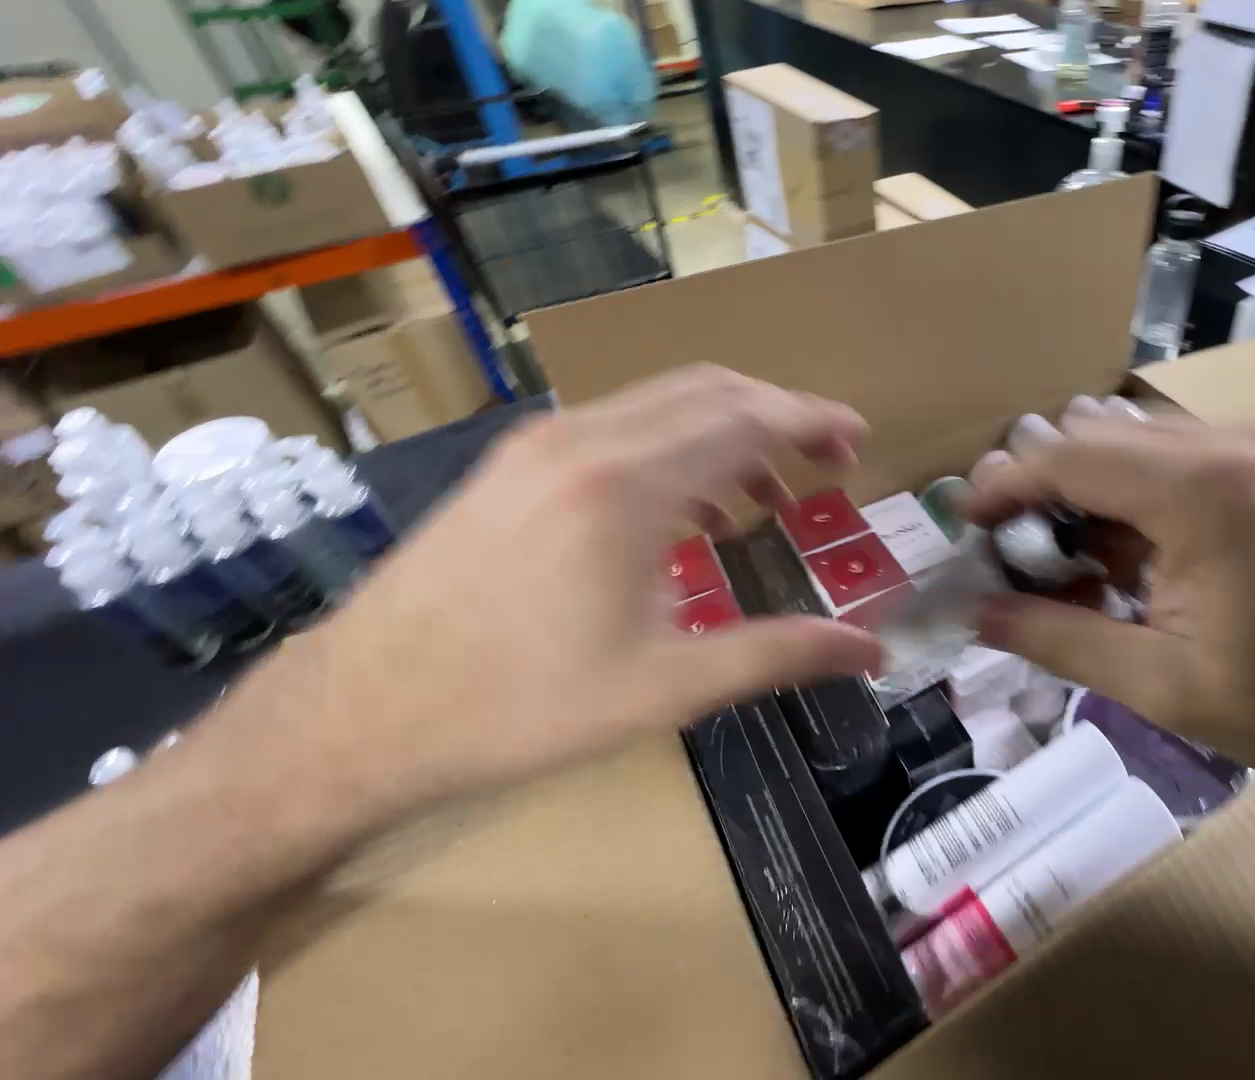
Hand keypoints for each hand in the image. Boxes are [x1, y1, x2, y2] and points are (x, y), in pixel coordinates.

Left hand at [217, 366, 882, 818]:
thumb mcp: (665, 689)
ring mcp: (538, 445)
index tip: (858, 437)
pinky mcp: (512, 464)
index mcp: (624, 487)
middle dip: (780, 416)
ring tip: (767, 498)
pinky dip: (676, 448)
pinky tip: (687, 510)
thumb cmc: (520, 708)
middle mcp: (581, 441)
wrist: (356, 715)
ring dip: (728, 433)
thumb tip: (871, 650)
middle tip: (829, 460)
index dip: (811, 419)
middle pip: (708, 391)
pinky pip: (619, 426)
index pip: (744, 418)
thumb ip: (778, 654)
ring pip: (661, 403)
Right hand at [967, 415, 1254, 787]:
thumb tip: (979, 615)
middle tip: (1020, 559)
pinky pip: (1186, 458)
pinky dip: (1143, 497)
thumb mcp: (1164, 684)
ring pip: (1141, 444)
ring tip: (1081, 570)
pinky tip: (1145, 560)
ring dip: (1095, 494)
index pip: (1066, 455)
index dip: (1003, 485)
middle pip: (1100, 437)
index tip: (966, 523)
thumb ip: (1058, 639)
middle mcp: (1234, 440)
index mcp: (1202, 486)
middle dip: (1045, 491)